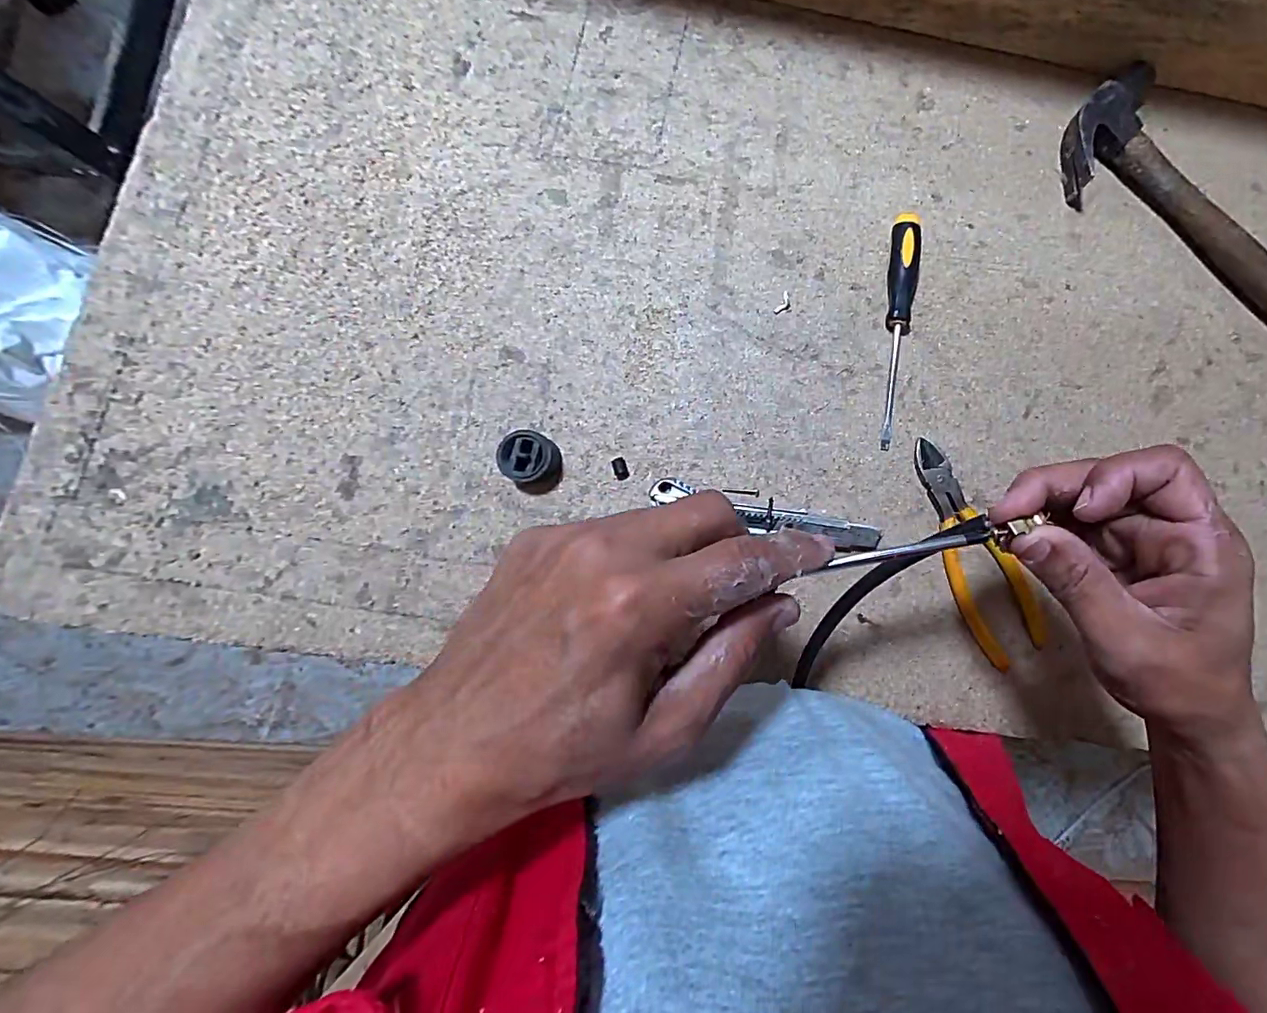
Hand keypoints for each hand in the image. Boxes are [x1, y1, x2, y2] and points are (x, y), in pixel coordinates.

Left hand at [357, 494, 833, 850]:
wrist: (447, 747)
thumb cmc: (562, 755)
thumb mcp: (666, 729)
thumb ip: (733, 656)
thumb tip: (777, 604)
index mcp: (636, 606)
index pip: (739, 559)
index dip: (789, 552)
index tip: (819, 549)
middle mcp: (603, 552)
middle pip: (708, 511)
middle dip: (741, 540)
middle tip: (740, 589)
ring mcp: (565, 537)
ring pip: (664, 515)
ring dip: (689, 550)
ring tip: (669, 608)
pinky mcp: (538, 537)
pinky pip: (618, 527)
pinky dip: (642, 554)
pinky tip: (618, 603)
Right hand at [992, 446, 1256, 745]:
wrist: (1188, 722)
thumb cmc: (1178, 685)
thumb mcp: (1126, 638)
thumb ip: (1077, 582)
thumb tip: (1025, 535)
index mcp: (1201, 539)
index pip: (1164, 471)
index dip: (1115, 476)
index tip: (1079, 510)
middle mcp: (1170, 528)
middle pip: (1110, 478)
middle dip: (1056, 487)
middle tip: (1007, 510)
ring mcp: (1138, 541)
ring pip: (1084, 499)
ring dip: (1041, 504)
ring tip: (1005, 523)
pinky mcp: (1112, 556)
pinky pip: (1073, 528)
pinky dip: (1042, 528)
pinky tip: (1018, 537)